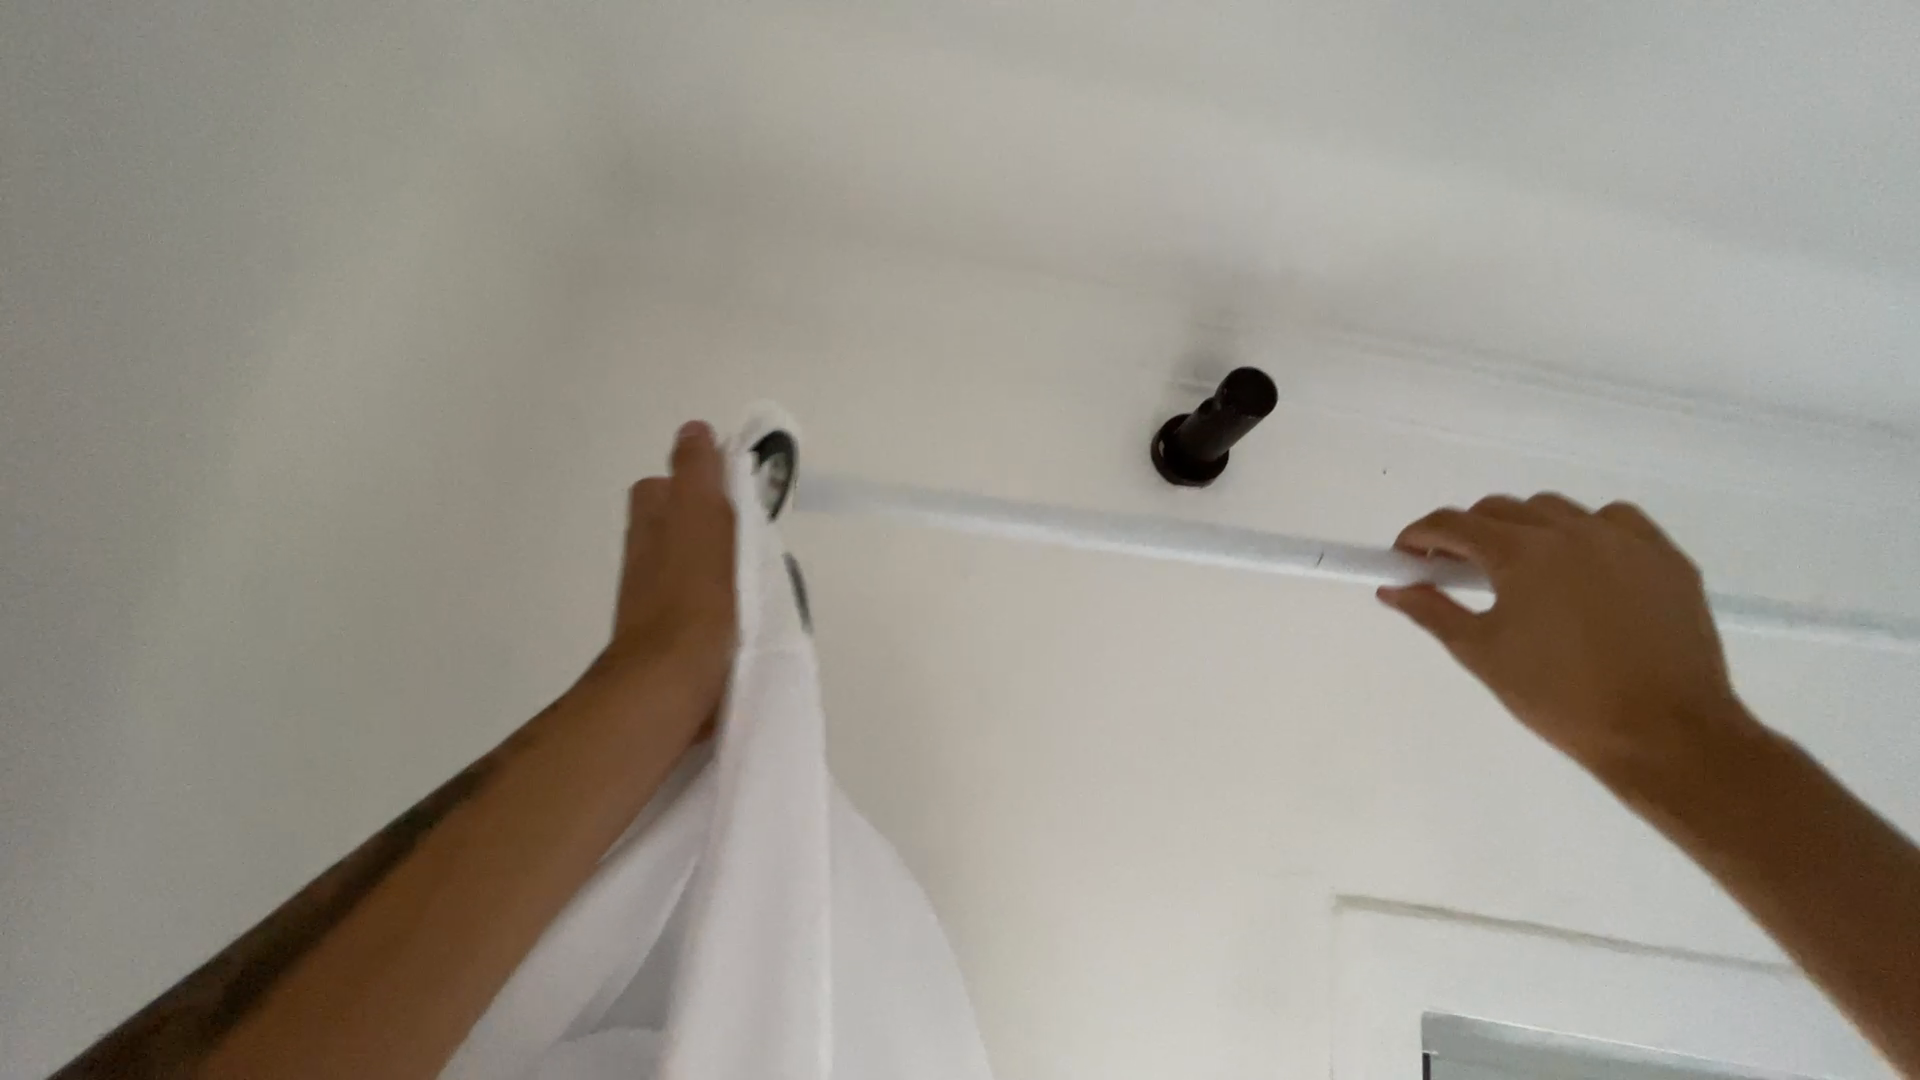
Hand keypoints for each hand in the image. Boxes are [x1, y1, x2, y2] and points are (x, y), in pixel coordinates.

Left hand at [590, 421, 737, 730]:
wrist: (671, 683)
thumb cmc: (696, 596)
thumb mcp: (702, 518)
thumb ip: (698, 473)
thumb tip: (694, 429)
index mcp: (653, 526)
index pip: (663, 488)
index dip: (694, 482)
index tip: (734, 487)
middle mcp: (645, 560)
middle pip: (669, 527)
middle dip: (700, 521)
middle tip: (747, 529)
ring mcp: (654, 603)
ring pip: (681, 567)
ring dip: (709, 562)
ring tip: (752, 570)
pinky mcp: (669, 640)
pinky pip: (691, 605)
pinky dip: (712, 598)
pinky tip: (739, 610)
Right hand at [1377, 494, 1749, 781]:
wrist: (1664, 734)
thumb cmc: (1557, 695)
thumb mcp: (1479, 652)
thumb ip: (1430, 611)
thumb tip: (1391, 589)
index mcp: (1520, 552)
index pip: (1451, 523)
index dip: (1418, 536)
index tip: (1405, 558)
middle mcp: (1570, 531)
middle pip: (1498, 509)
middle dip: (1466, 533)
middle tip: (1454, 572)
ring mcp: (1624, 540)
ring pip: (1553, 509)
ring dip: (1521, 528)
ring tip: (1517, 572)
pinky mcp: (1666, 558)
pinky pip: (1613, 521)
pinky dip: (1583, 531)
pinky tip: (1578, 567)